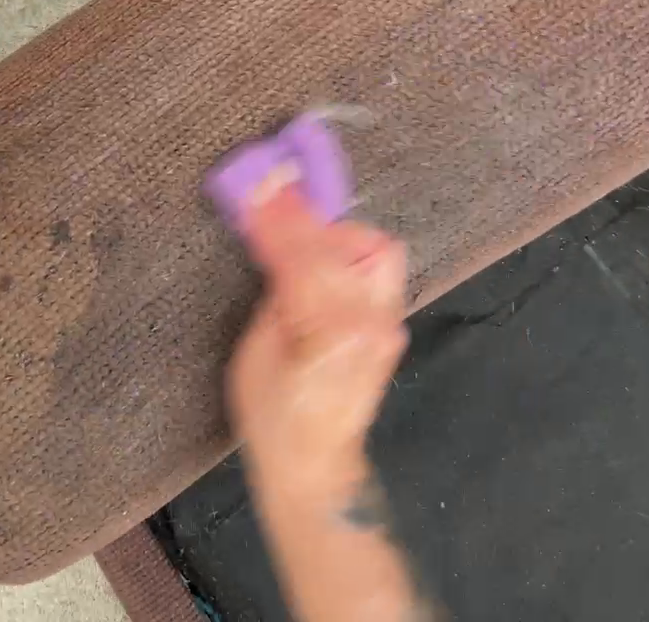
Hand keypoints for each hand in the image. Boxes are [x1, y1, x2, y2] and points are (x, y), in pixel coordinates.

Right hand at [227, 173, 408, 500]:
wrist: (315, 465)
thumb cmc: (272, 416)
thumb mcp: (256, 352)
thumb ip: (276, 291)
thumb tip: (275, 240)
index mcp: (331, 331)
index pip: (301, 255)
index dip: (277, 217)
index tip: (259, 183)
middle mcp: (370, 322)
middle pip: (342, 245)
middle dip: (302, 214)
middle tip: (273, 185)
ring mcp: (388, 323)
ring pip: (373, 249)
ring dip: (331, 230)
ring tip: (297, 225)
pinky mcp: (391, 325)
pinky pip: (376, 268)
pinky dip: (347, 249)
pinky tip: (320, 247)